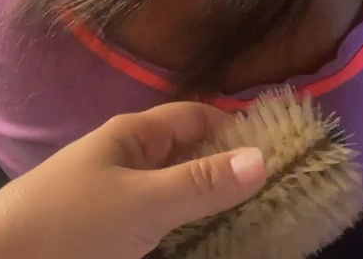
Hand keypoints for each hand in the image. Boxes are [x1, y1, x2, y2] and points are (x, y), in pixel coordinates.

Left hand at [0, 103, 266, 258]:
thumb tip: (262, 154)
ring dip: (208, 203)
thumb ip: (200, 184)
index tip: (286, 150)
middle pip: (187, 155)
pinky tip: (206, 244)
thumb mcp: (144, 202)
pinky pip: (159, 221)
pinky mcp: (109, 231)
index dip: (235, 128)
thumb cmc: (75, 221)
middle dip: (228, 170)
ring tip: (260, 222)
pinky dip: (186, 227)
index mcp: (132, 135)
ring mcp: (116, 194)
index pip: (194, 118)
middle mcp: (126, 157)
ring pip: (174, 191)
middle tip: (285, 194)